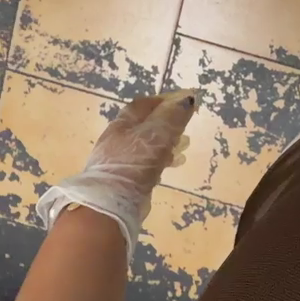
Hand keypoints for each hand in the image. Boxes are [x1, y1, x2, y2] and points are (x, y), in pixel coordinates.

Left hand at [36, 90, 198, 247]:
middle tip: (184, 130)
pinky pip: (144, 164)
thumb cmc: (135, 162)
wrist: (111, 201)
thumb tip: (187, 98)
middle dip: (167, 126)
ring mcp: (118, 160)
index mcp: (123, 124)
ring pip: (146, 146)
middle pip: (145, 125)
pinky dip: (159, 161)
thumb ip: (173, 116)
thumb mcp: (158, 134)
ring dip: (165, 145)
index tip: (183, 103)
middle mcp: (118, 139)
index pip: (143, 105)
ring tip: (182, 150)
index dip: (163, 101)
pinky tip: (168, 168)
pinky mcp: (123, 179)